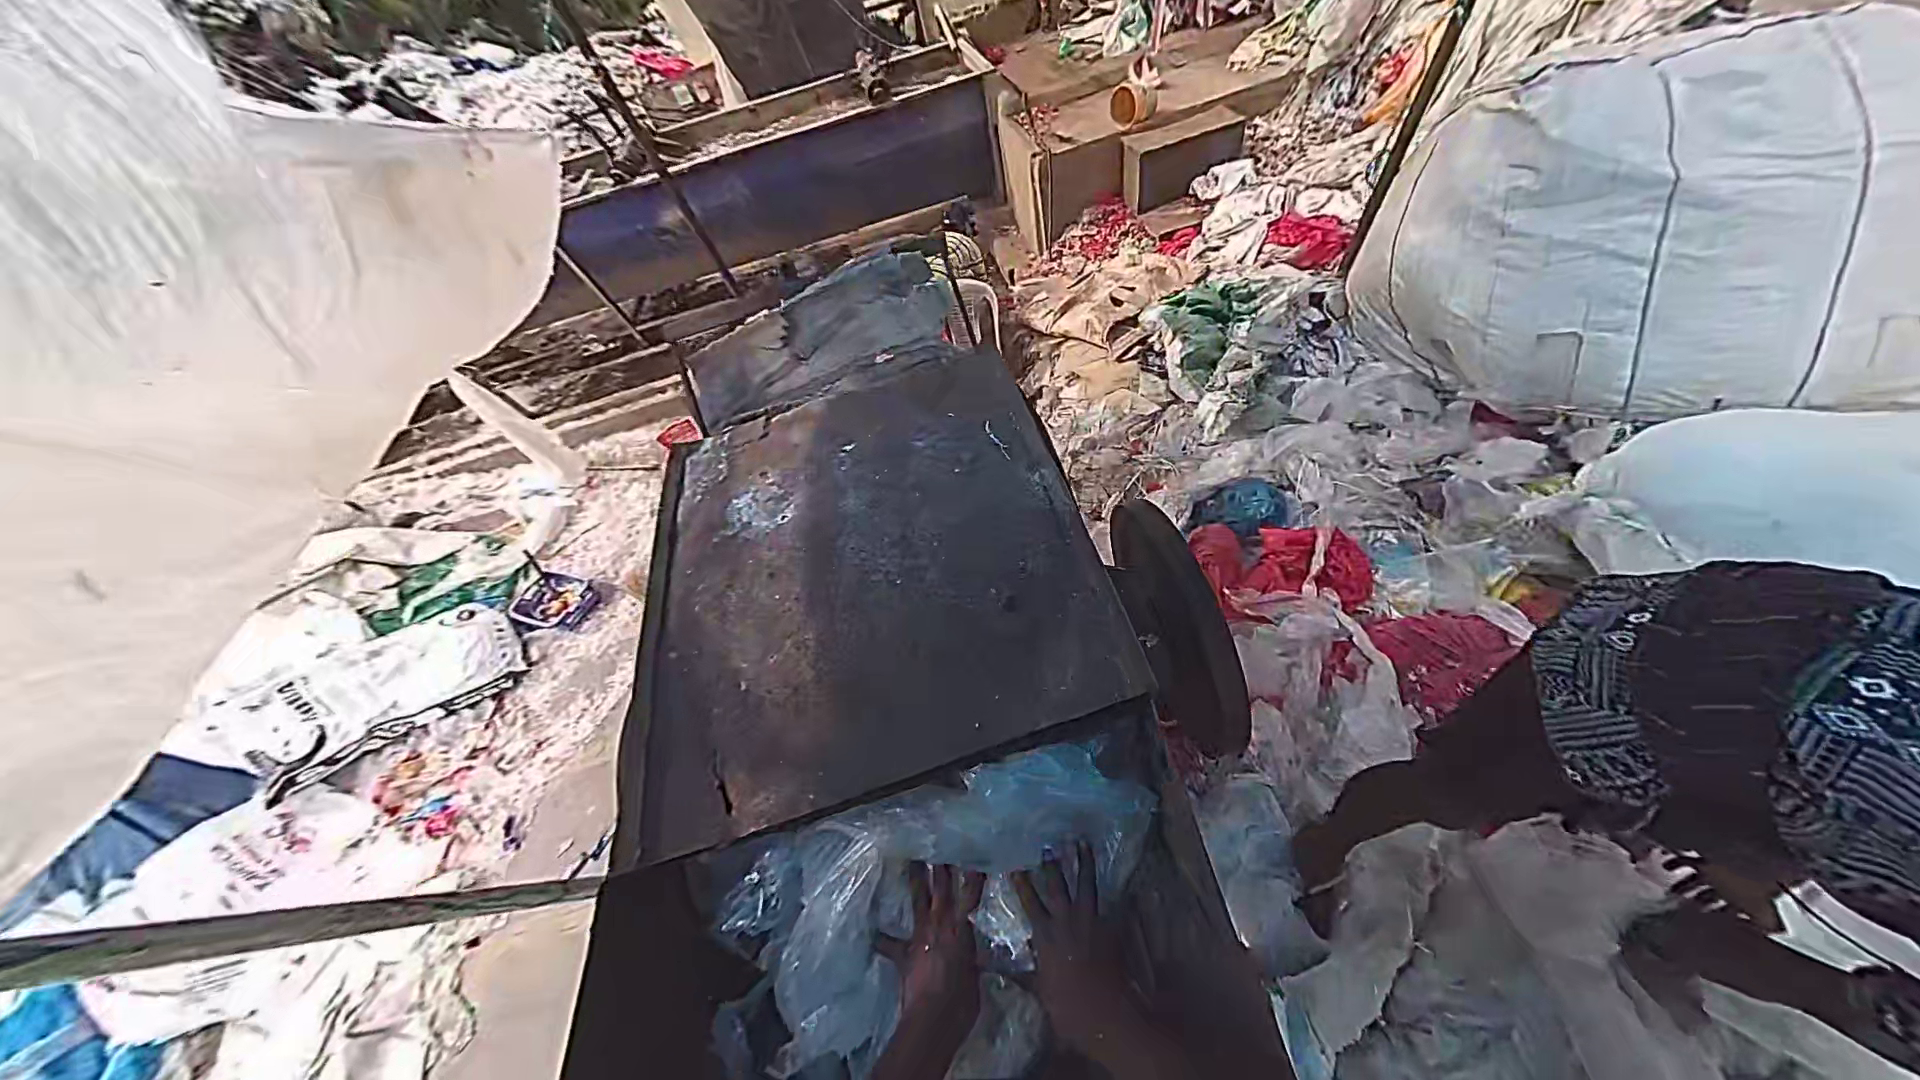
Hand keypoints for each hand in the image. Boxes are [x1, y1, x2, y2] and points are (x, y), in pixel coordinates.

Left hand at [872, 863, 985, 1079]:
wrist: (932, 1019)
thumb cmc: (962, 1000)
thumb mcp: (975, 974)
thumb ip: (972, 955)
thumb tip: (972, 951)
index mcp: (960, 927)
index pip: (970, 894)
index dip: (973, 875)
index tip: (973, 857)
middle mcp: (939, 924)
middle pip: (941, 887)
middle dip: (940, 866)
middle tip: (936, 843)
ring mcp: (919, 936)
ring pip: (918, 899)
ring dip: (916, 880)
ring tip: (912, 861)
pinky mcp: (903, 954)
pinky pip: (889, 942)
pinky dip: (881, 936)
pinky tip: (872, 930)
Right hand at [1013, 843, 1193, 1078]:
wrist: (1107, 1014)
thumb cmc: (1069, 1007)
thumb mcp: (1040, 991)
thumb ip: (1022, 974)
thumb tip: (994, 966)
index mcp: (1046, 935)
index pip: (1029, 901)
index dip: (1022, 882)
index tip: (1016, 865)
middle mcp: (1066, 921)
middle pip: (1057, 884)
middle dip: (1051, 863)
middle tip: (1047, 843)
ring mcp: (1090, 921)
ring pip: (1085, 883)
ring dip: (1083, 861)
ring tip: (1082, 842)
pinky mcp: (1109, 927)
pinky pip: (1106, 901)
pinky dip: (1105, 887)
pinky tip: (1106, 876)